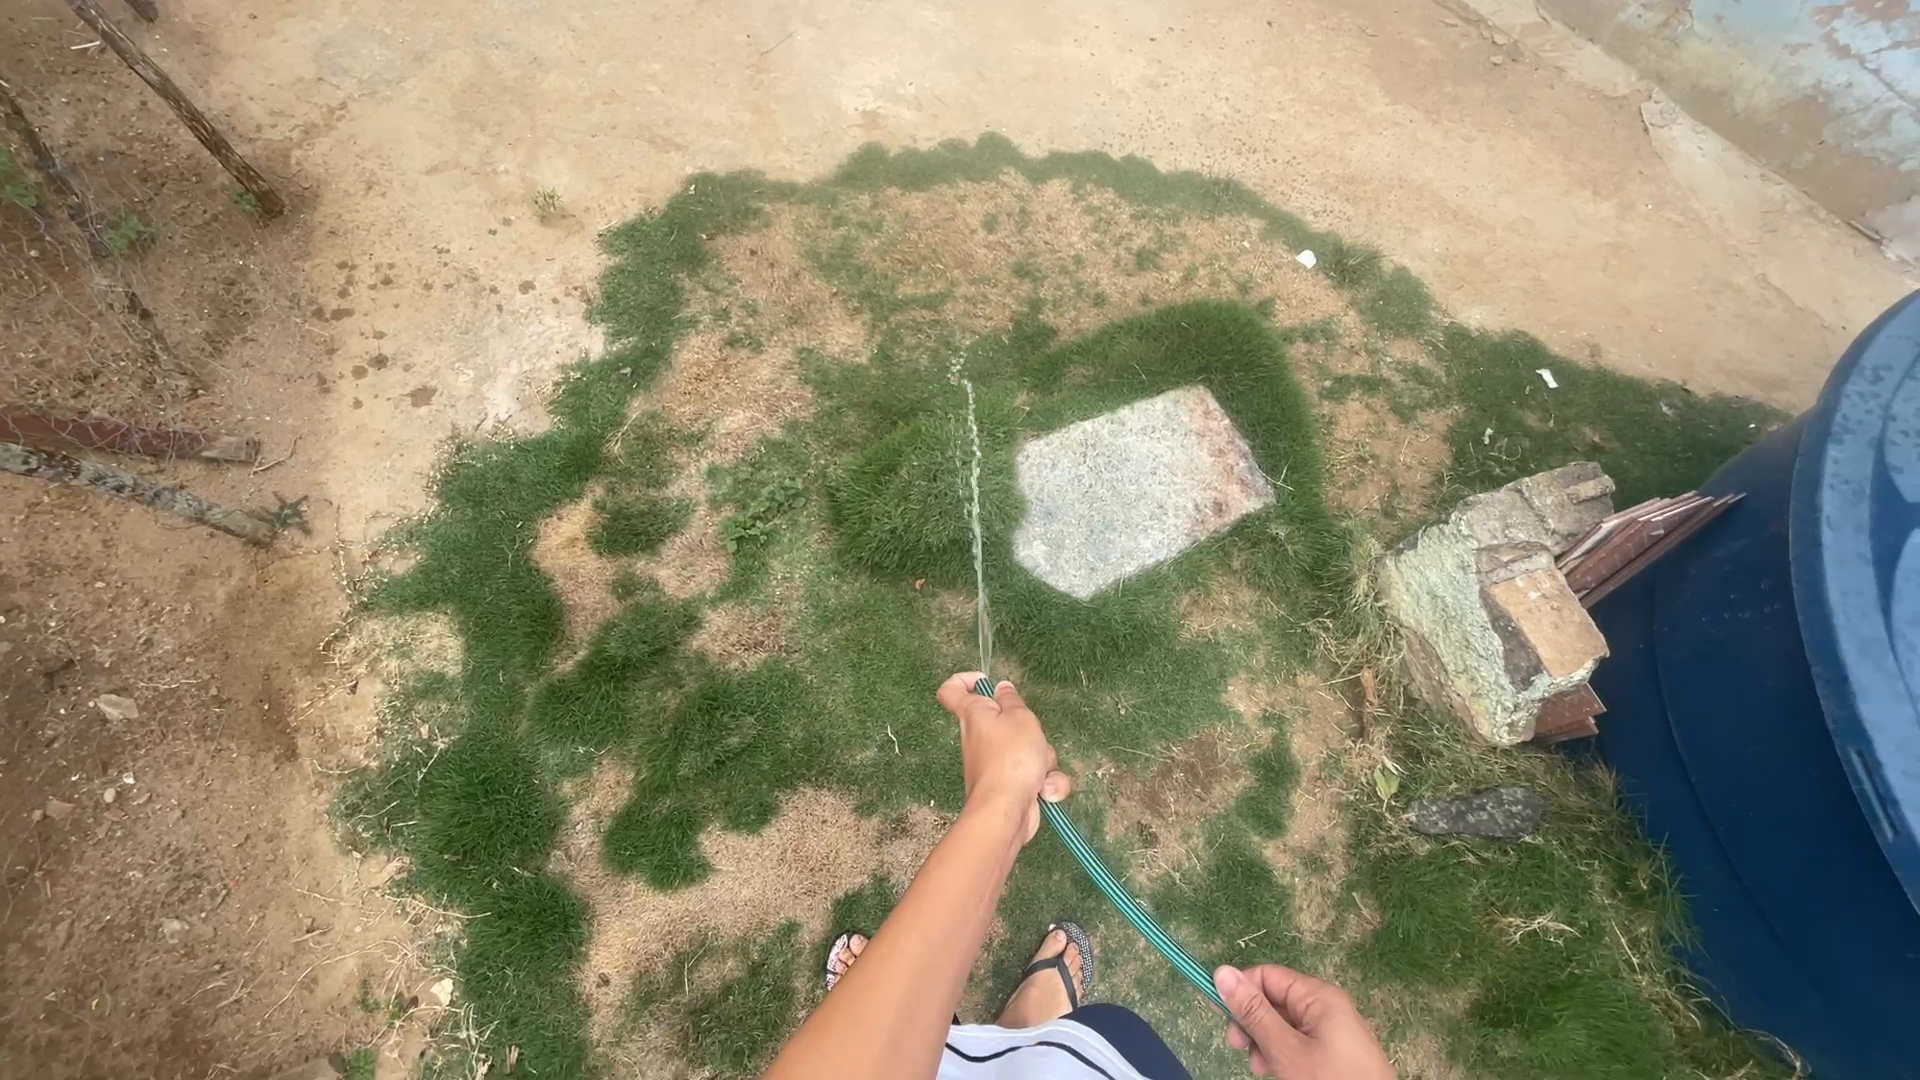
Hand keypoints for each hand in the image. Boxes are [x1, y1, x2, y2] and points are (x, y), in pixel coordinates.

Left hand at [936, 672, 1071, 842]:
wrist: (1006, 812)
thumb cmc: (1011, 757)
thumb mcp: (1019, 717)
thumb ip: (1012, 700)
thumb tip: (1001, 688)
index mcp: (973, 714)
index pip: (952, 690)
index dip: (965, 679)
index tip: (986, 679)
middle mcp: (979, 738)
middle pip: (1007, 721)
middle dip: (1029, 729)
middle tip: (1031, 735)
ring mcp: (995, 764)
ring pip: (1028, 749)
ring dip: (1043, 760)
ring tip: (1039, 770)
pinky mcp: (1012, 787)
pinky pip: (1035, 776)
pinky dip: (1045, 784)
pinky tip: (1044, 791)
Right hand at [1214, 964, 1394, 1078]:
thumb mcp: (1286, 1051)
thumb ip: (1253, 1012)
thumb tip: (1221, 970)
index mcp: (1318, 996)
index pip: (1266, 976)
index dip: (1240, 993)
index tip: (1222, 1019)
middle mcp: (1327, 1006)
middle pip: (1274, 999)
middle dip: (1252, 1022)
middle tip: (1238, 1049)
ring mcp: (1335, 1033)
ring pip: (1285, 1024)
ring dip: (1265, 1042)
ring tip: (1260, 1069)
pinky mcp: (1338, 1056)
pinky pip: (1300, 1042)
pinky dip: (1283, 1054)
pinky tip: (1277, 1073)